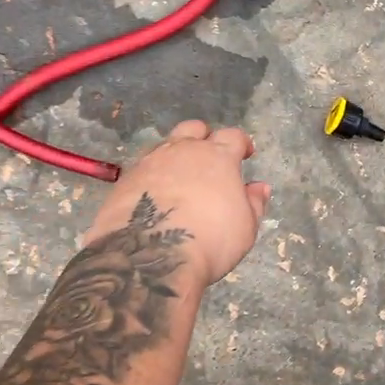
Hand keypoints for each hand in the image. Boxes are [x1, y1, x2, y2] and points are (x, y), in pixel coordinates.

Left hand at [84, 120, 270, 286]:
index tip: (246, 154)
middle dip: (204, 137)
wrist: (149, 255)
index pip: (233, 136)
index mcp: (218, 156)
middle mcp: (183, 150)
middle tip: (210, 157)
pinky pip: (143, 168)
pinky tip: (155, 195)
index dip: (242, 143)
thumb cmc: (210, 240)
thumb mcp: (245, 227)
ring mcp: (150, 161)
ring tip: (180, 177)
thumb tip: (259, 187)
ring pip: (165, 145)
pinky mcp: (125, 180)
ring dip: (175, 155)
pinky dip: (153, 175)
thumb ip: (253, 203)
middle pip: (194, 128)